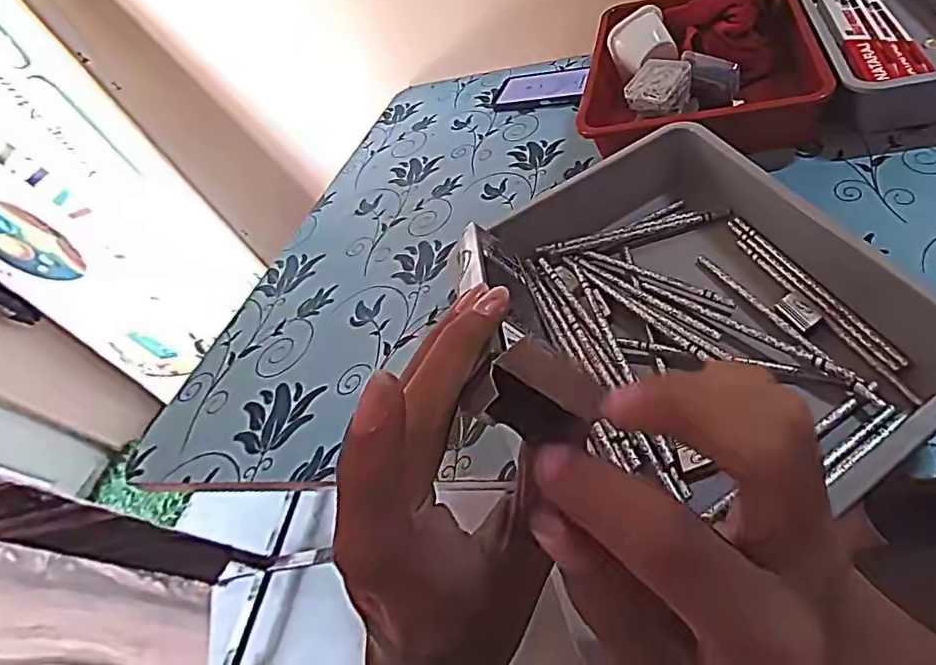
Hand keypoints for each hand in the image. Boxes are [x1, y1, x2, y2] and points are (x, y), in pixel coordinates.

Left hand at [335, 284, 552, 664]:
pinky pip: (412, 400)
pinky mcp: (386, 458)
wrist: (425, 643)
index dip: (373, 445)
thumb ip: (538, 508)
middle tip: (491, 305)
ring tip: (481, 307)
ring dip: (443, 346)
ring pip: (401, 398)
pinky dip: (441, 360)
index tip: (389, 387)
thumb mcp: (515, 578)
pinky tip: (464, 336)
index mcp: (392, 554)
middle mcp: (370, 511)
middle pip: (396, 419)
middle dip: (443, 352)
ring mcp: (372, 479)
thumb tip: (564, 431)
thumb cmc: (464, 624)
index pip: (370, 498)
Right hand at [528, 363, 935, 663]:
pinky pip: (779, 405)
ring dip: (704, 388)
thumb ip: (605, 591)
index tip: (552, 459)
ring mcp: (822, 508)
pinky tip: (686, 399)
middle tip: (614, 403)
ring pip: (782, 414)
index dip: (603, 494)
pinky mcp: (816, 471)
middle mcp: (806, 560)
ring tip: (643, 399)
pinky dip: (726, 386)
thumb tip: (553, 512)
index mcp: (759, 630)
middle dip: (684, 404)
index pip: (676, 544)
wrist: (814, 654)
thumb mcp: (656, 658)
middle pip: (769, 447)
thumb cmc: (720, 659)